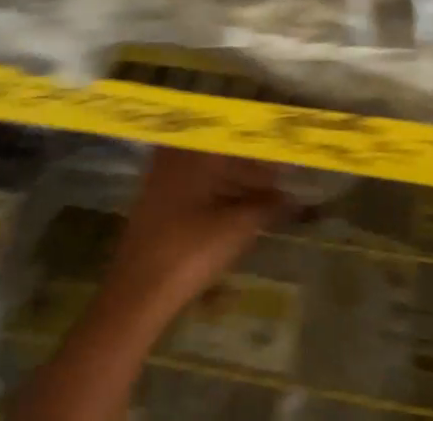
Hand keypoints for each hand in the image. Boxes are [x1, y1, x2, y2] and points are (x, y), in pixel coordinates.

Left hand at [105, 148, 290, 318]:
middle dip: (251, 171)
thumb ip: (268, 207)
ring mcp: (161, 182)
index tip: (286, 163)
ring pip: (207, 175)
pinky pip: (194, 191)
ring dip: (236, 187)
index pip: (236, 140)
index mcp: (193, 154)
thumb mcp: (237, 228)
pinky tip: (235, 217)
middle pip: (221, 156)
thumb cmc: (190, 251)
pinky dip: (217, 199)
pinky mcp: (155, 206)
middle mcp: (174, 159)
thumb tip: (292, 198)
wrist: (139, 292)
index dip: (263, 153)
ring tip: (264, 206)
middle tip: (279, 188)